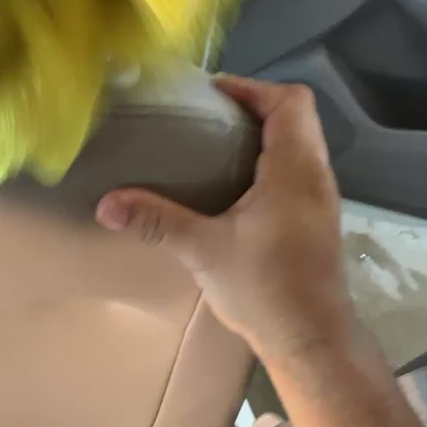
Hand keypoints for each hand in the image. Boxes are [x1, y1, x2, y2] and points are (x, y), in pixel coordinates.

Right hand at [95, 76, 355, 363]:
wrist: (310, 339)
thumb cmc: (264, 287)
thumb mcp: (203, 250)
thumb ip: (157, 221)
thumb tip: (105, 205)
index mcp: (294, 169)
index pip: (288, 102)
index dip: (252, 87)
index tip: (212, 93)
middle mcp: (316, 176)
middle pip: (296, 119)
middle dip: (254, 108)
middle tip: (207, 118)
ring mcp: (321, 201)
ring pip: (299, 147)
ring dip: (263, 137)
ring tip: (216, 148)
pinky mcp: (317, 223)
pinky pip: (297, 174)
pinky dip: (269, 165)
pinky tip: (234, 191)